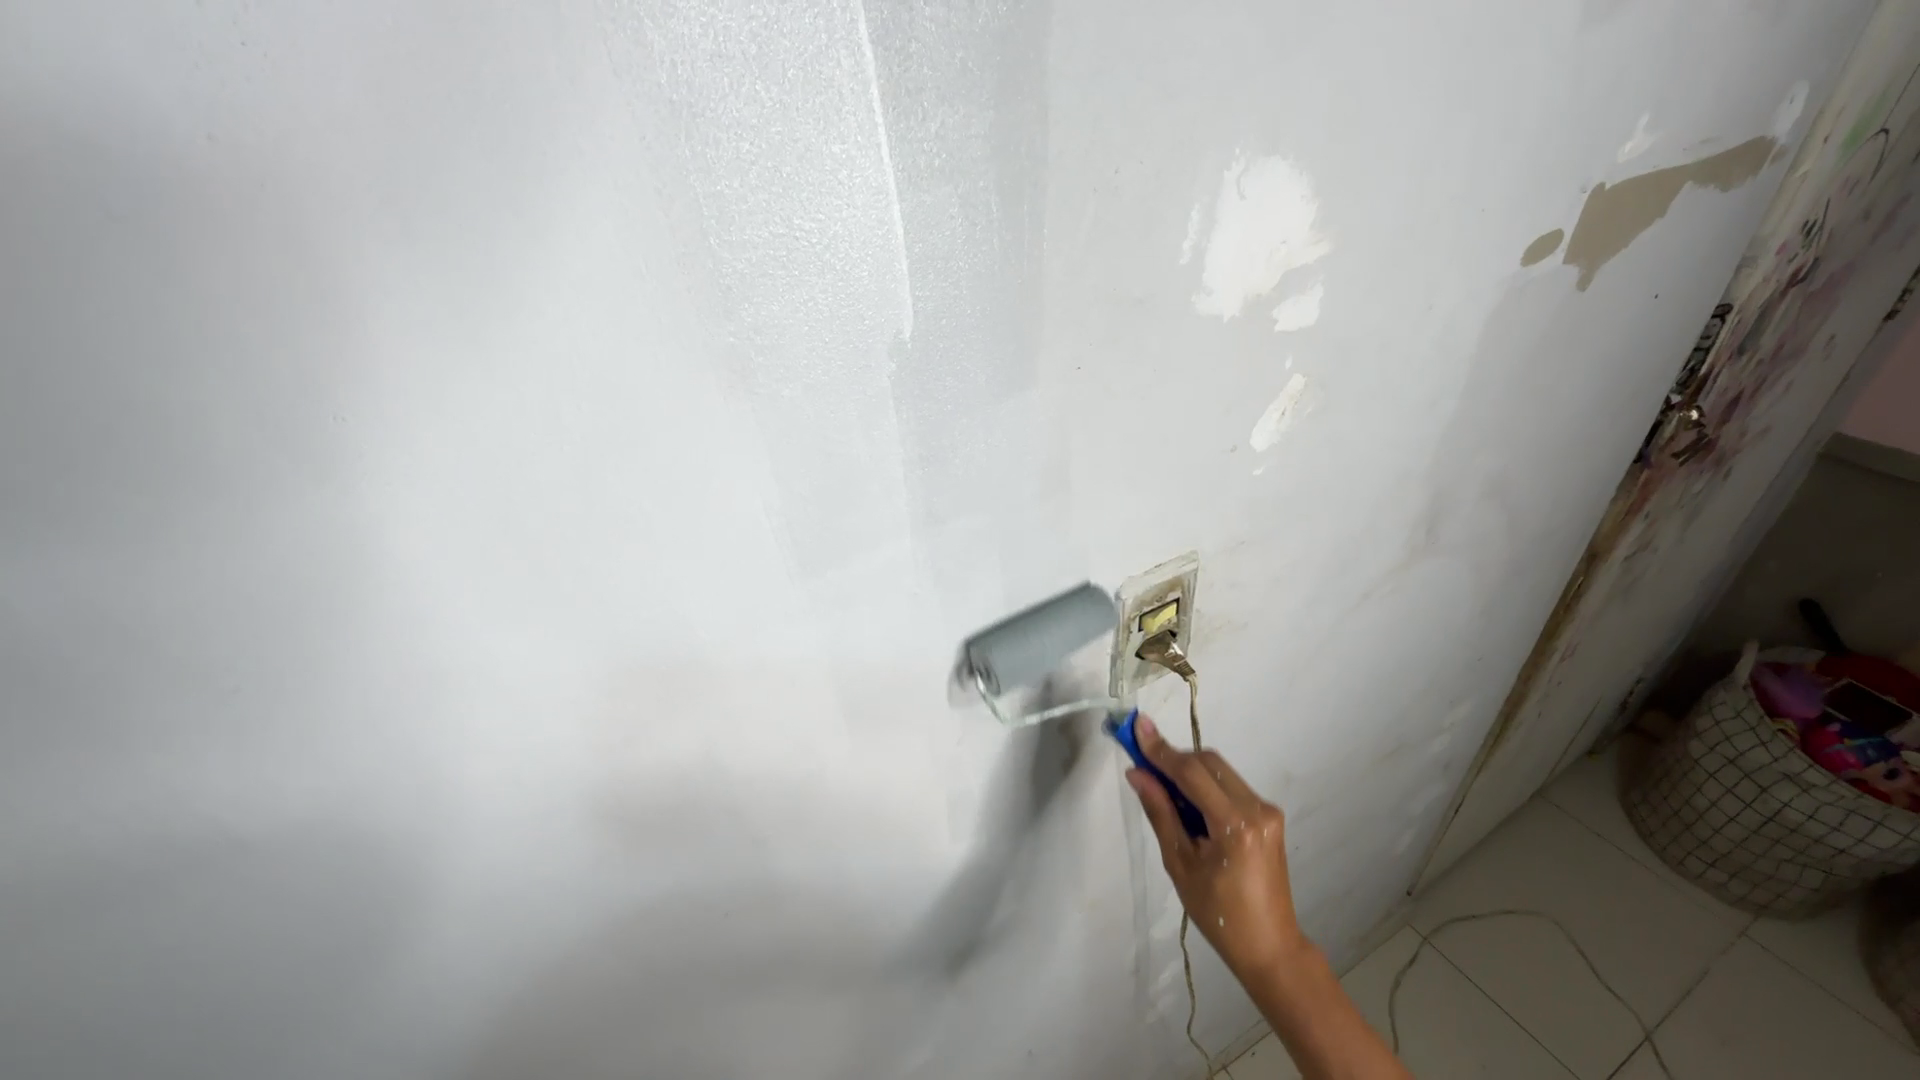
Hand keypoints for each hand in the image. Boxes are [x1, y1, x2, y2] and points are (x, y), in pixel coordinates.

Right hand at [1126, 715, 1307, 979]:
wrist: (1270, 945)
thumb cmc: (1218, 914)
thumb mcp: (1180, 864)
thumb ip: (1160, 812)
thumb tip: (1137, 773)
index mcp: (1235, 825)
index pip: (1192, 772)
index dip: (1161, 749)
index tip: (1136, 726)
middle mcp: (1257, 808)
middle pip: (1209, 763)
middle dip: (1174, 757)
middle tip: (1142, 761)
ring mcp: (1268, 810)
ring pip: (1220, 771)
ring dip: (1189, 770)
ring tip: (1162, 787)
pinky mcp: (1269, 816)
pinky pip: (1230, 786)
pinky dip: (1206, 785)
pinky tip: (1187, 803)